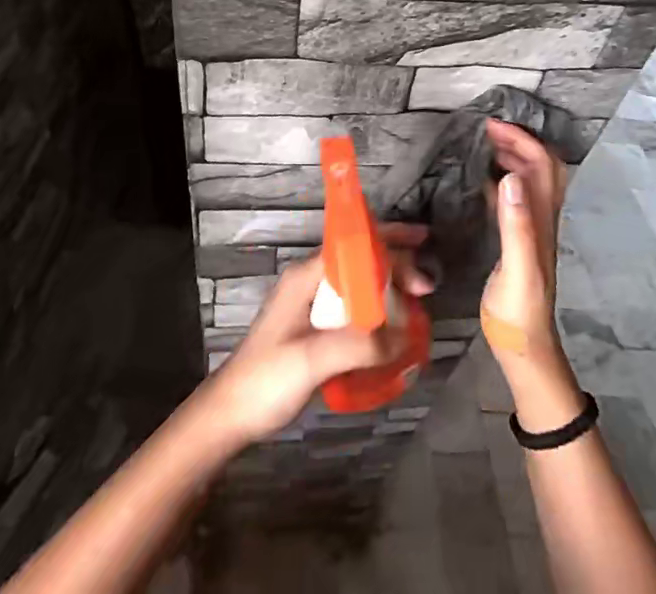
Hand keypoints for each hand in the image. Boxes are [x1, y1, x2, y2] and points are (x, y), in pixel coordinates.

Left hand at [196, 227, 434, 445]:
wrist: (230, 415)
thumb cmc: (264, 381)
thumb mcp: (310, 360)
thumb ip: (358, 345)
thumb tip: (403, 337)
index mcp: (306, 278)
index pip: (353, 244)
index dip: (390, 240)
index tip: (423, 245)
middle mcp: (311, 285)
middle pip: (361, 263)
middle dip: (397, 268)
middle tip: (426, 290)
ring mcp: (313, 309)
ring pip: (361, 289)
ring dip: (391, 294)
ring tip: (419, 310)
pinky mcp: (317, 333)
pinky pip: (356, 315)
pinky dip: (380, 318)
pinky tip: (397, 335)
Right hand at [481, 120, 587, 431]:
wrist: (523, 346)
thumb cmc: (518, 311)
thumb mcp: (517, 268)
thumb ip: (516, 225)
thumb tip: (510, 177)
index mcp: (542, 219)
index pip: (540, 166)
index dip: (522, 140)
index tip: (491, 126)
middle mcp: (541, 218)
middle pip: (541, 167)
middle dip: (520, 141)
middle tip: (487, 129)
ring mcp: (531, 229)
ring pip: (529, 181)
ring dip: (512, 156)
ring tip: (484, 145)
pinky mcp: (517, 241)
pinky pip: (513, 199)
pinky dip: (501, 179)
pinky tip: (481, 180)